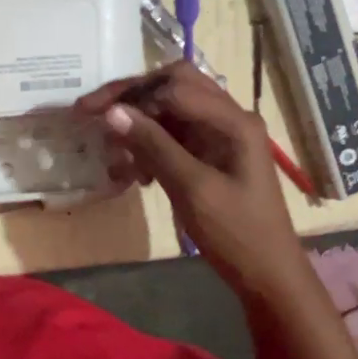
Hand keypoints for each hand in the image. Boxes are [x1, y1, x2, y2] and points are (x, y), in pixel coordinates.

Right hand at [76, 62, 300, 290]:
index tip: (90, 113)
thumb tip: (113, 112)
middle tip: (92, 114)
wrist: (267, 273)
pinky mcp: (210, 157)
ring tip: (111, 153)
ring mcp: (220, 138)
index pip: (174, 86)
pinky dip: (149, 148)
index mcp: (233, 121)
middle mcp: (229, 119)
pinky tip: (134, 173)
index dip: (131, 95)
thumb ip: (154, 146)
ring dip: (138, 126)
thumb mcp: (192, 189)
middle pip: (174, 87)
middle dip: (132, 98)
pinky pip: (174, 139)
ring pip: (170, 112)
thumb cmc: (236, 233)